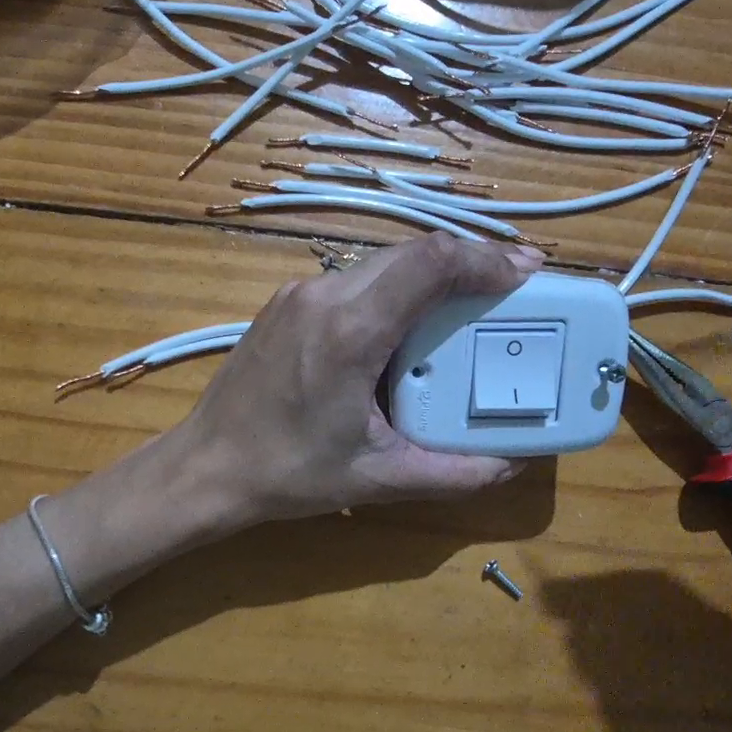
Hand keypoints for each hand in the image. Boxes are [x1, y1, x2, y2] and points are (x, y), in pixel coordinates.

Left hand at [176, 232, 542, 526]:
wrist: (206, 468)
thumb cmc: (289, 474)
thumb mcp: (380, 478)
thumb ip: (454, 473)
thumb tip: (511, 463)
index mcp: (350, 330)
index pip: (429, 262)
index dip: (484, 257)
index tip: (526, 272)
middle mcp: (321, 295)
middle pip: (409, 253)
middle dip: (466, 262)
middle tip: (511, 288)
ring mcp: (297, 295)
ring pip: (380, 262)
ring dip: (429, 275)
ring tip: (467, 304)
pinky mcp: (284, 305)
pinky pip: (352, 280)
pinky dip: (393, 289)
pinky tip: (408, 323)